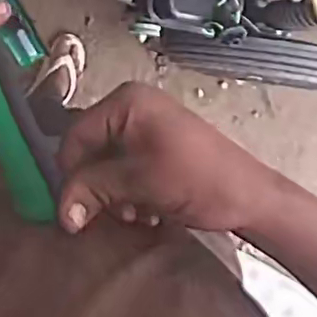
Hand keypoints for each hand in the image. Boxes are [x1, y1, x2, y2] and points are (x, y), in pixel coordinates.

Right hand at [56, 83, 286, 234]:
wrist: (256, 199)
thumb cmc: (200, 181)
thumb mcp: (140, 184)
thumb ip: (94, 191)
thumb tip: (61, 213)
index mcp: (125, 101)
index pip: (75, 136)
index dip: (71, 174)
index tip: (71, 211)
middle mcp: (132, 105)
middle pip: (90, 149)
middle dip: (98, 185)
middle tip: (112, 214)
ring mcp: (147, 124)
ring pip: (107, 162)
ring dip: (114, 193)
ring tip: (135, 214)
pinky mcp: (158, 144)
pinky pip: (126, 165)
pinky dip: (129, 190)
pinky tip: (147, 210)